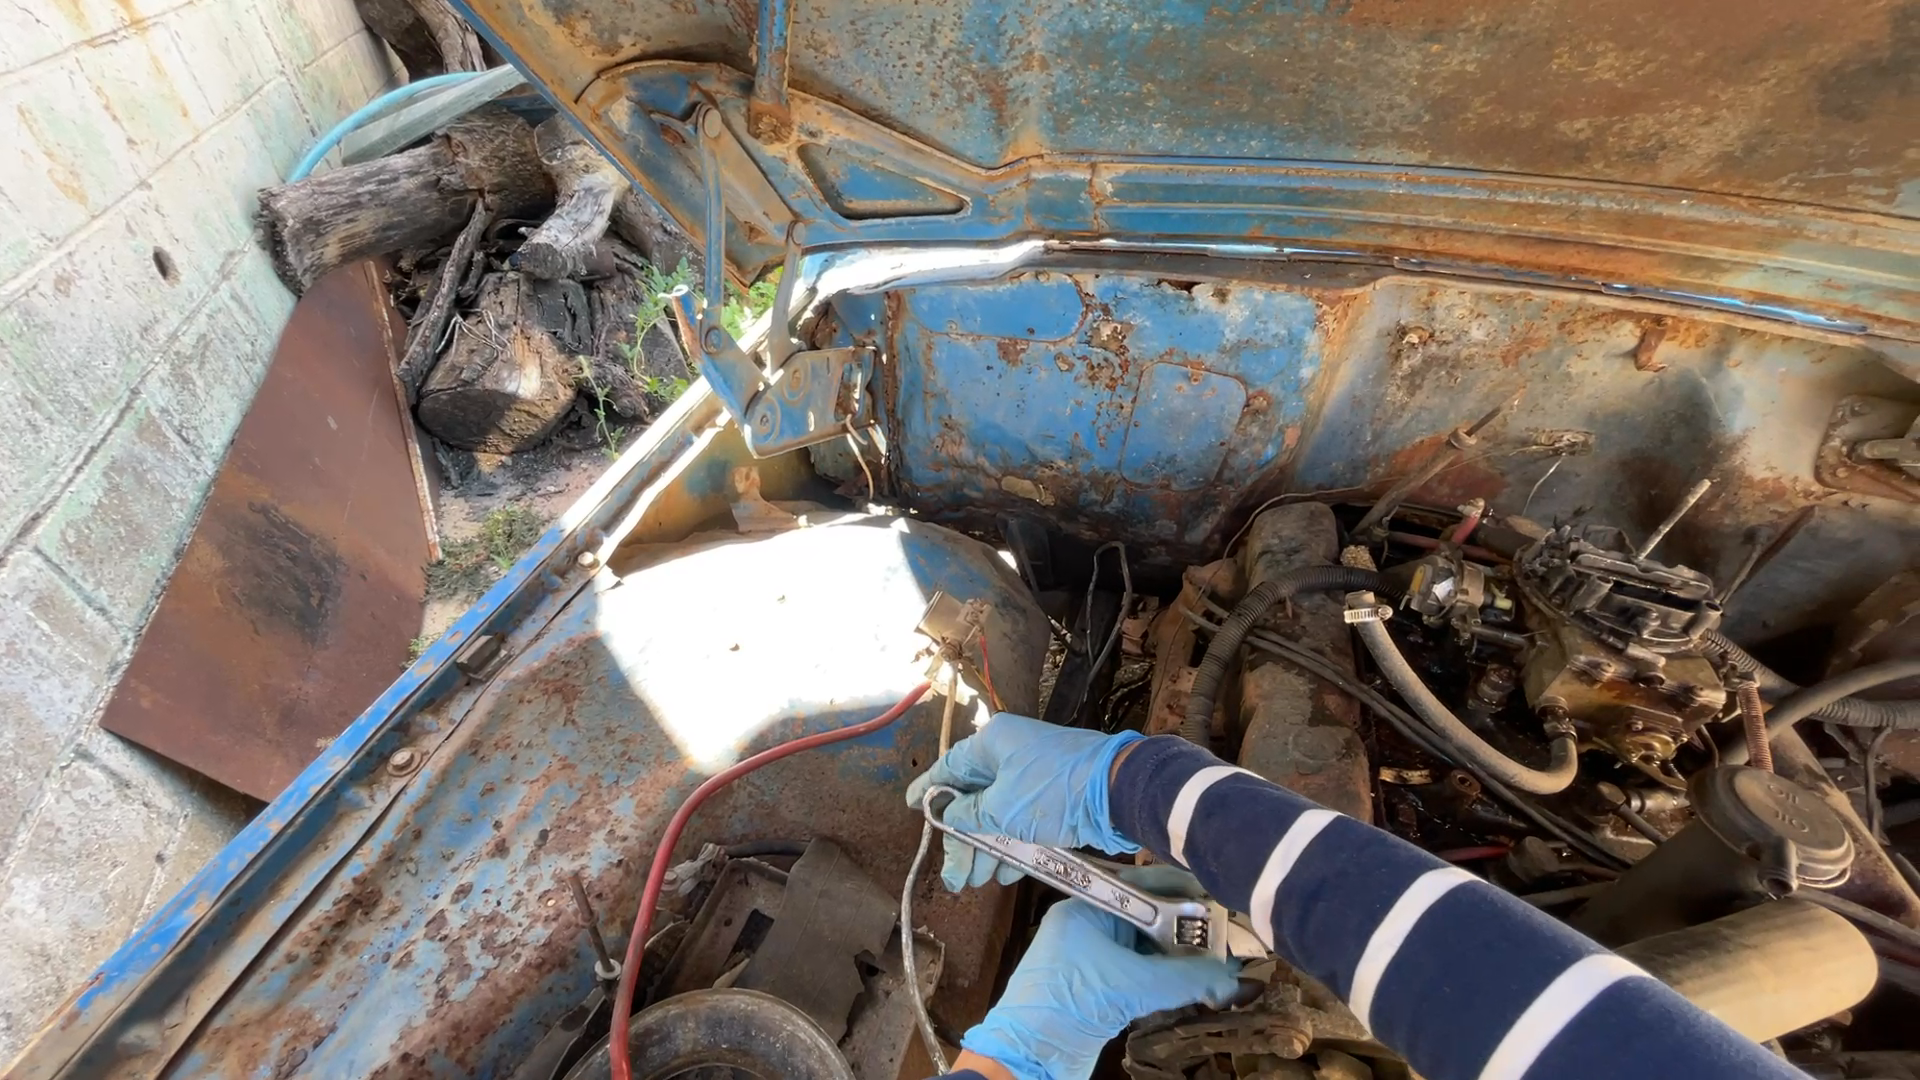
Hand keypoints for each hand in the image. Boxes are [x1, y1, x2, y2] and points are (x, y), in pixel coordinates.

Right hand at [904, 714, 1142, 890]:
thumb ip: (969, 814)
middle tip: (955, 875)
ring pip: (997, 812)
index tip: (911, 806)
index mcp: (993, 742)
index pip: (950, 767)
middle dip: (962, 839)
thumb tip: (947, 815)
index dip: (929, 791)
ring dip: (986, 847)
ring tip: (976, 882)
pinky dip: (1012, 843)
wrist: (1117, 792)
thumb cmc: (1053, 791)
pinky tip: (1006, 873)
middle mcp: (1010, 753)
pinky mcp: (1053, 795)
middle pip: (973, 797)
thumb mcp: (1002, 808)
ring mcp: (1032, 774)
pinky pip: (1021, 819)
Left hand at [960, 896, 1242, 1079]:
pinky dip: (1165, 977)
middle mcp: (1090, 923)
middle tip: (1226, 931)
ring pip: (1145, 947)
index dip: (1179, 891)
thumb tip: (1230, 974)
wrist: (1032, 1056)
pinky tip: (1195, 982)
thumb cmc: (1071, 1003)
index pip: (1141, 887)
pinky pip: (1140, 971)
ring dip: (1178, 956)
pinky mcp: (1100, 986)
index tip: (1217, 895)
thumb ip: (1183, 977)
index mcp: (1087, 906)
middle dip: (1184, 926)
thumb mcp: (1131, 985)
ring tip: (1220, 959)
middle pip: (1146, 917)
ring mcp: (1094, 955)